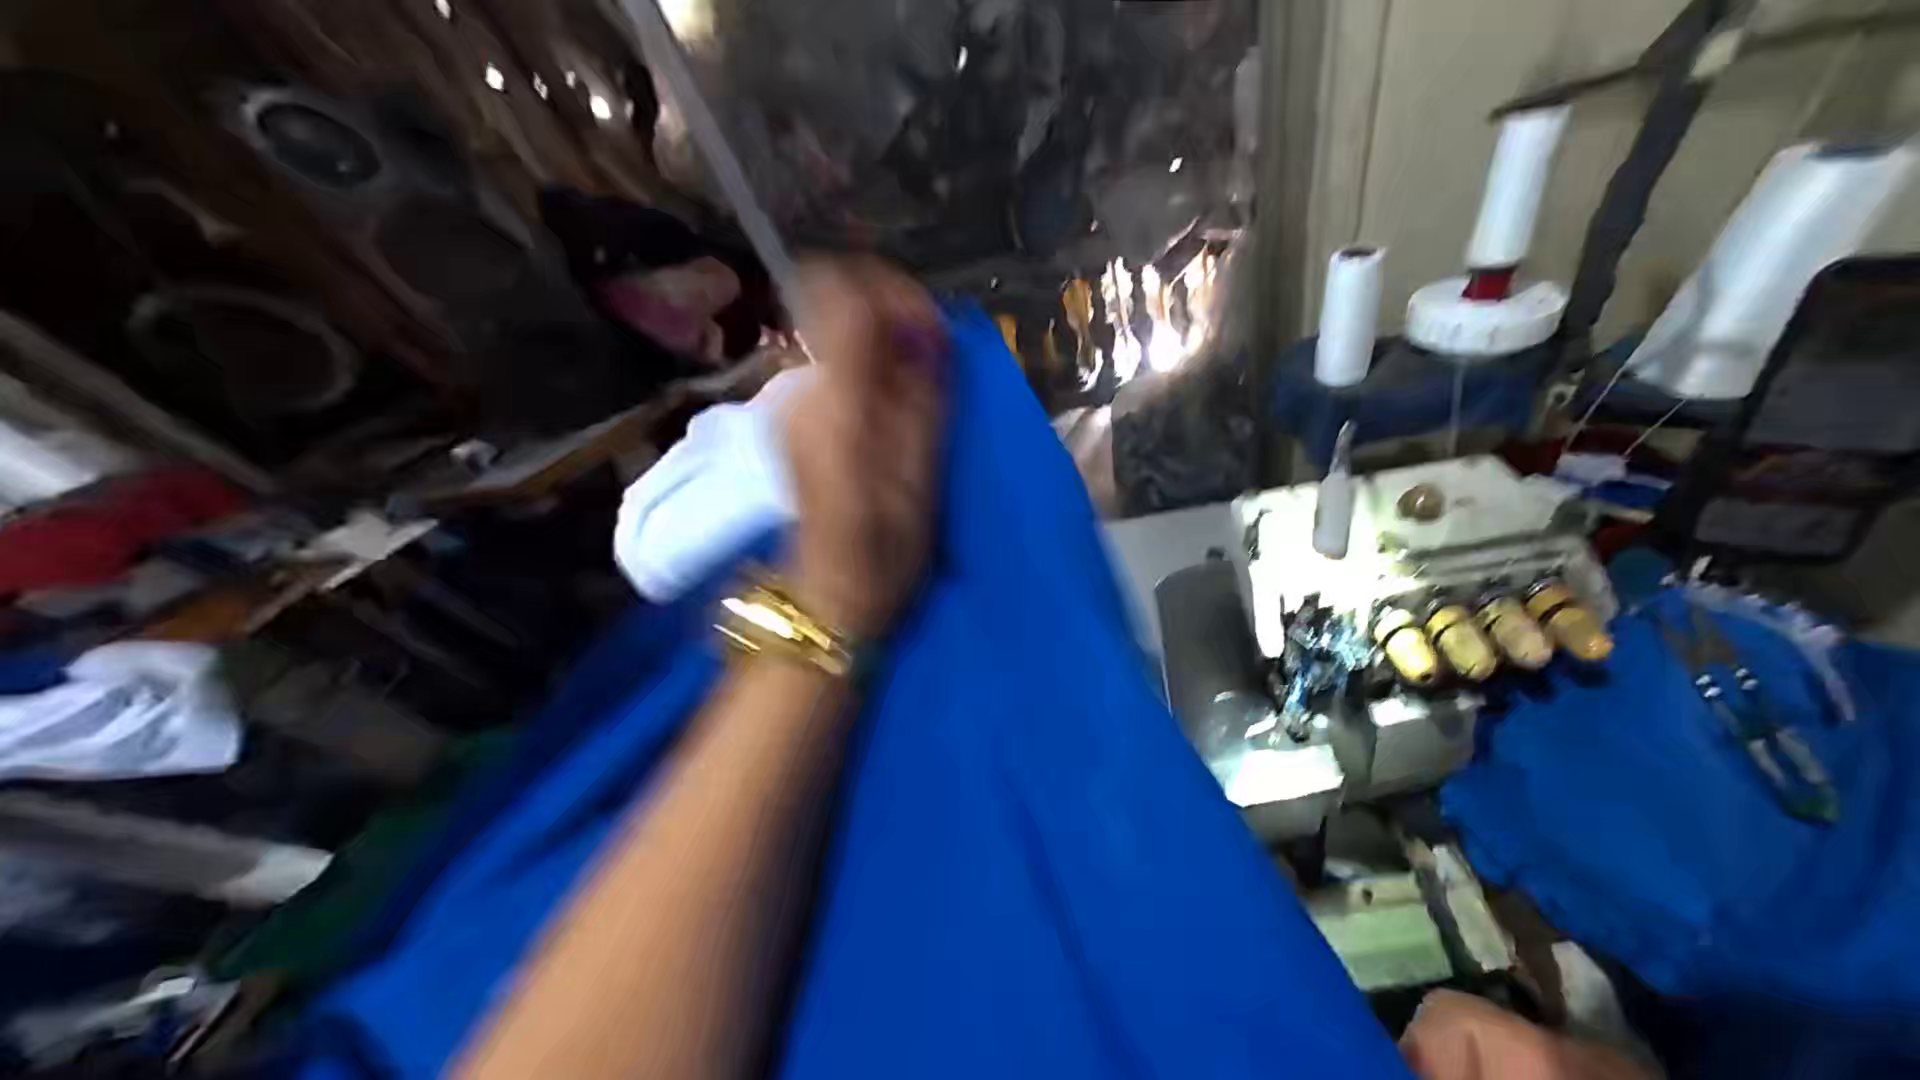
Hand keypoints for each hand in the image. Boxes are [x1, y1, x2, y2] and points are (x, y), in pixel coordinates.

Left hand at [782, 259, 946, 639]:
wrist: (827, 598)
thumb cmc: (883, 552)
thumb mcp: (919, 477)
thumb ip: (921, 395)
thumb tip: (926, 332)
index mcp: (835, 402)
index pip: (843, 291)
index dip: (894, 292)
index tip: (931, 333)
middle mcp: (801, 392)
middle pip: (837, 305)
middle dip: (893, 320)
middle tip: (932, 365)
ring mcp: (790, 405)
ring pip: (835, 334)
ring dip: (883, 347)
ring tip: (918, 394)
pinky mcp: (793, 420)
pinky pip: (834, 367)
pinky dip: (869, 371)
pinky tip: (892, 413)